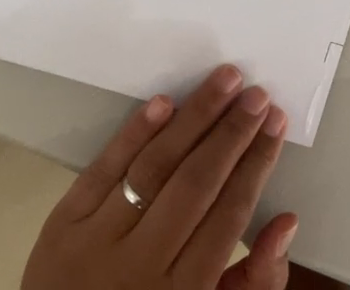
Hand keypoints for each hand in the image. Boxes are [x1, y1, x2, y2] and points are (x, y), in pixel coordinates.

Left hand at [21, 66, 298, 289]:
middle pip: (195, 184)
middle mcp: (140, 266)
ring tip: (224, 80)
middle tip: (257, 93)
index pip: (230, 214)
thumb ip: (255, 279)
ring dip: (193, 118)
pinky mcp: (62, 224)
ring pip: (154, 168)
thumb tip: (287, 221)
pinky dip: (134, 133)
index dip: (257, 163)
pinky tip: (163, 102)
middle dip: (232, 133)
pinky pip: (103, 170)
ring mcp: (96, 242)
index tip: (276, 121)